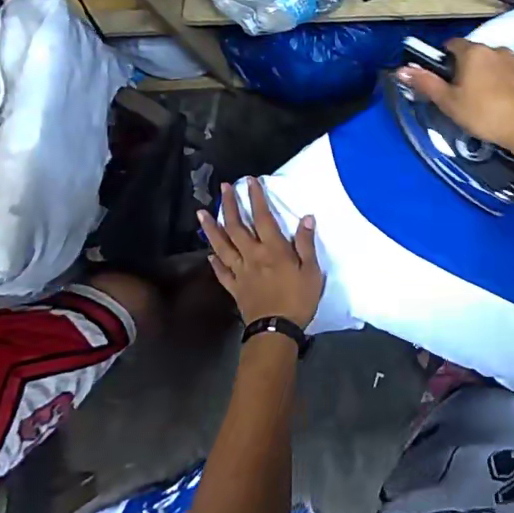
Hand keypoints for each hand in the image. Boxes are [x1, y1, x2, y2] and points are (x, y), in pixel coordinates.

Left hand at [199, 179, 323, 327]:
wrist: (276, 331)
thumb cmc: (298, 299)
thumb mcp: (312, 271)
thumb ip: (306, 244)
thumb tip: (306, 217)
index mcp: (273, 249)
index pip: (263, 217)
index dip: (256, 198)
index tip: (249, 181)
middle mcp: (252, 255)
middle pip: (237, 226)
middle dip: (230, 205)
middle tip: (223, 187)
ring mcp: (240, 272)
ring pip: (222, 245)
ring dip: (212, 228)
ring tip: (201, 213)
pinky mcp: (234, 288)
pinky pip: (222, 272)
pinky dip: (214, 261)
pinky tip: (209, 254)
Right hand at [396, 39, 513, 150]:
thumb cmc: (485, 114)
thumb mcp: (449, 103)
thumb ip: (426, 83)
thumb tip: (401, 69)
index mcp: (473, 52)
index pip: (451, 44)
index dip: (444, 59)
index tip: (444, 79)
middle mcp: (497, 49)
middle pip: (475, 54)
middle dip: (468, 69)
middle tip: (464, 95)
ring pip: (496, 64)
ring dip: (489, 76)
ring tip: (488, 102)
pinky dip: (508, 84)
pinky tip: (508, 104)